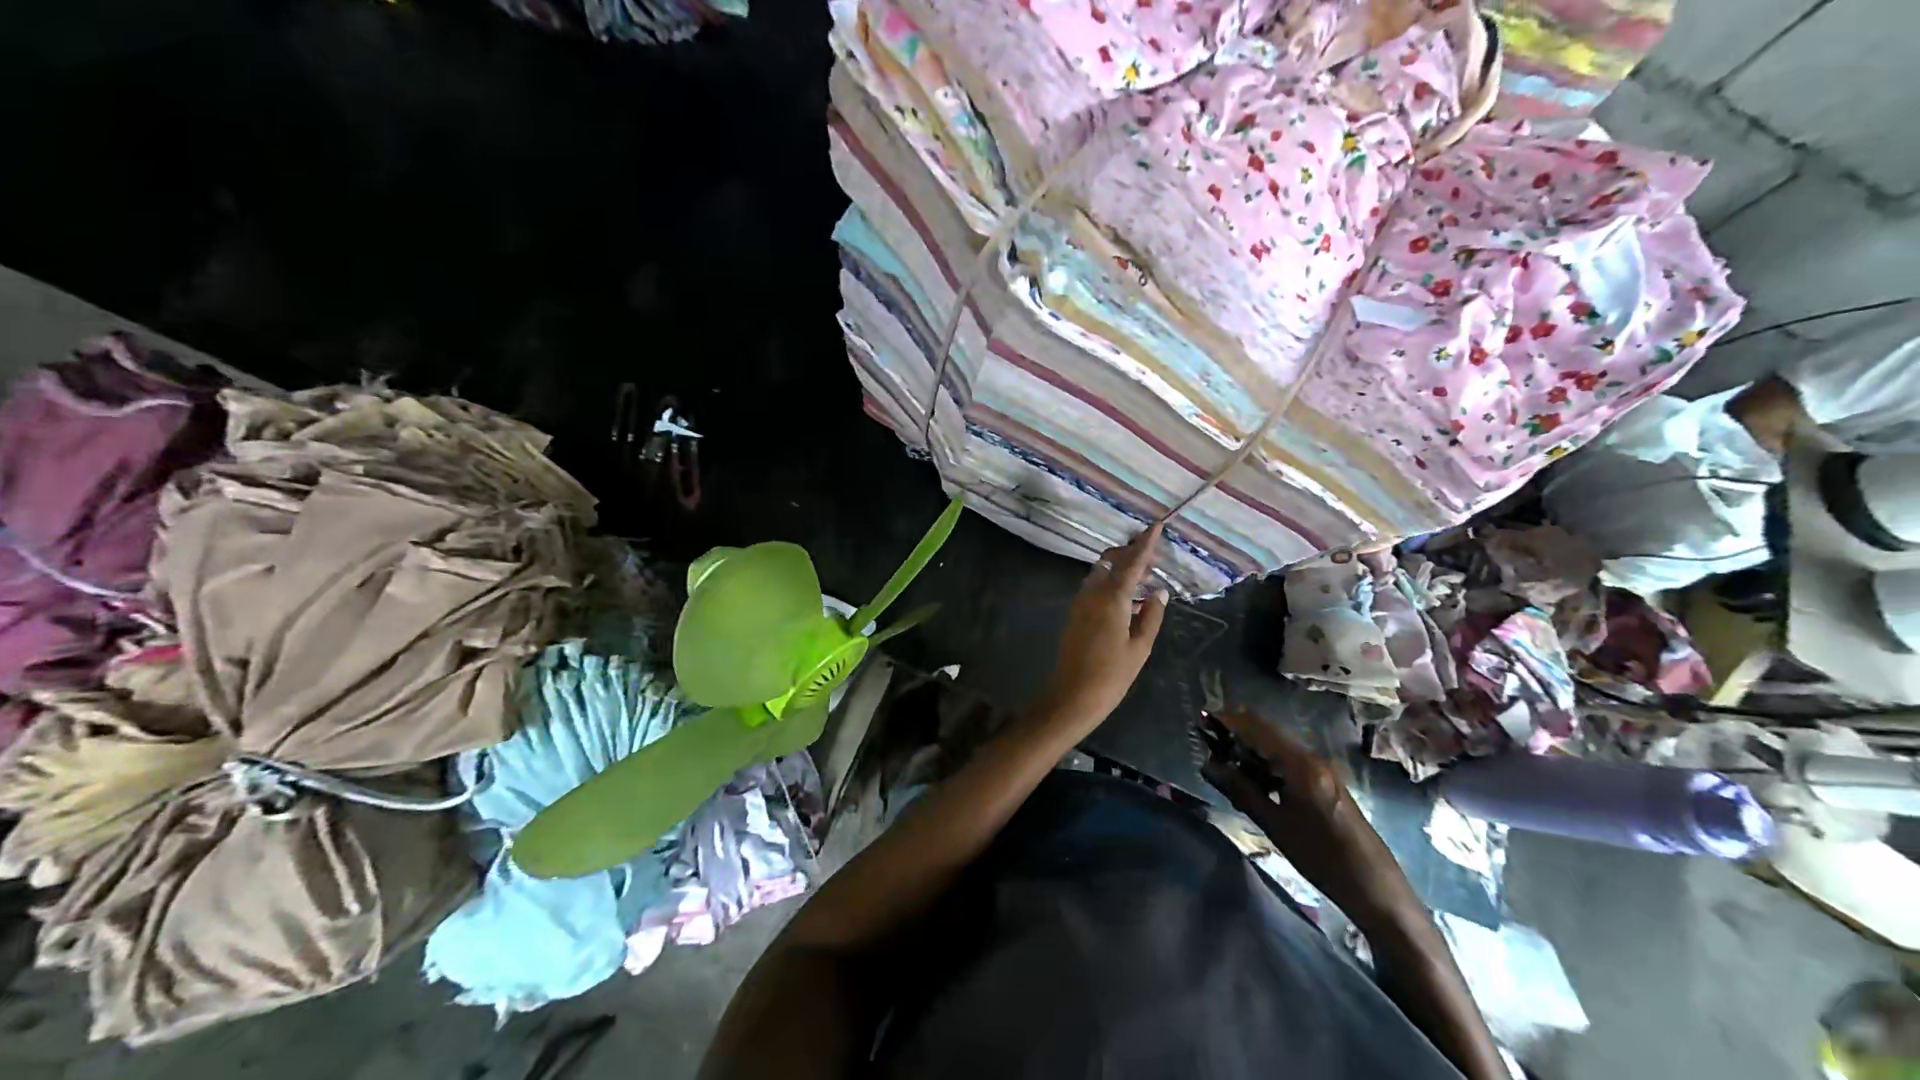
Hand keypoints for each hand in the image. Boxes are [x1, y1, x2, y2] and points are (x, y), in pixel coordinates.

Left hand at [1035, 523, 1169, 725]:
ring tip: (1142, 576)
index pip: (1131, 563)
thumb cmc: (1112, 675)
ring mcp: (1080, 603)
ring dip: (1119, 568)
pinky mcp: (1075, 614)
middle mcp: (1093, 594)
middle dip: (1130, 553)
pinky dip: (1110, 583)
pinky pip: (1094, 588)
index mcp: (1112, 599)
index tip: (1156, 525)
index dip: (1145, 544)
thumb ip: (1151, 616)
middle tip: (1151, 555)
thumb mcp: (1140, 647)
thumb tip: (1159, 592)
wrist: (1072, 696)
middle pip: (1111, 562)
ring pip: (1100, 574)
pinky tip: (1126, 598)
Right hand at [1202, 707, 1418, 925]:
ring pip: (1276, 747)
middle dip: (1236, 735)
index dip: (1227, 721)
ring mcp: (1321, 769)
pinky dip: (1266, 764)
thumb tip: (1209, 764)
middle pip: (1266, 733)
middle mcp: (1311, 758)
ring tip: (1225, 770)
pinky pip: (1288, 762)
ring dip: (1250, 751)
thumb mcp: (1275, 825)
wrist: (1374, 888)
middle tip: (1208, 750)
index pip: (1256, 727)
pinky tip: (1252, 784)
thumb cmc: (1321, 857)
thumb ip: (1240, 790)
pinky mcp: (1324, 783)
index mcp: (1300, 763)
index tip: (1201, 723)